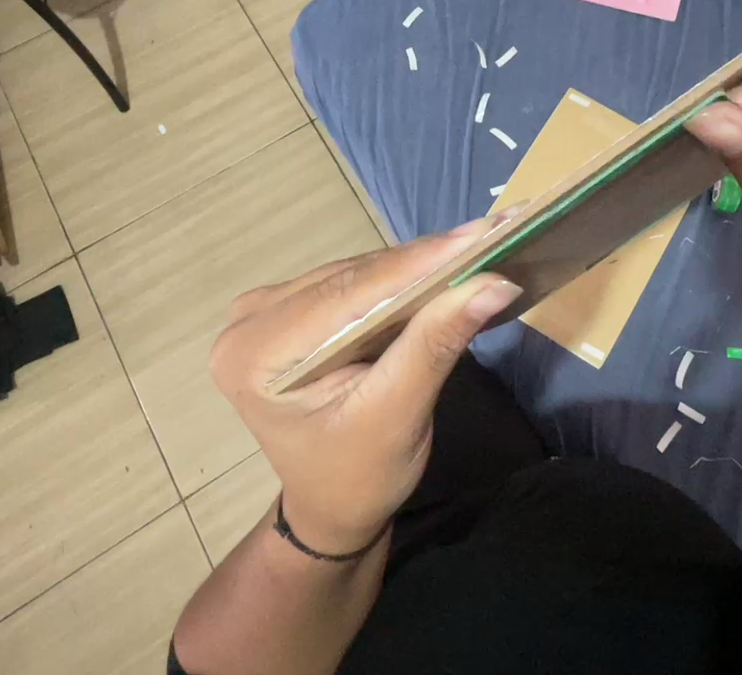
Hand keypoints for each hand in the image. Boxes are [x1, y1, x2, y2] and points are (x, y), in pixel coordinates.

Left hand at [210, 221, 522, 554]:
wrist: (331, 507)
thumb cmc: (360, 475)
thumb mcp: (400, 414)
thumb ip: (437, 343)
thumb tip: (492, 282)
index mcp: (255, 354)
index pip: (348, 294)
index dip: (418, 263)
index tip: (481, 234)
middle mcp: (249, 321)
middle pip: (351, 278)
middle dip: (423, 262)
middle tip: (491, 236)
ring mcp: (264, 311)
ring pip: (355, 274)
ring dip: (415, 266)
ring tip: (475, 249)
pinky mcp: (288, 308)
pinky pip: (352, 281)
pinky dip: (398, 278)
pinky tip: (439, 270)